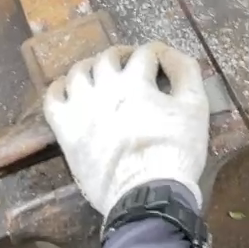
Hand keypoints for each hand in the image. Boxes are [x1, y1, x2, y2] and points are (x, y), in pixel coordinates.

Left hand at [43, 42, 209, 213]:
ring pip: (78, 72)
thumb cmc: (175, 151)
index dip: (156, 54)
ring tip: (101, 76)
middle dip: (123, 56)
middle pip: (108, 57)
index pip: (145, 52)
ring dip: (91, 68)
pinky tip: (70, 91)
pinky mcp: (65, 130)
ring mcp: (80, 107)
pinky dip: (60, 88)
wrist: (148, 195)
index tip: (161, 62)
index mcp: (135, 79)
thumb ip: (186, 72)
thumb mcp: (195, 107)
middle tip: (132, 66)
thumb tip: (170, 54)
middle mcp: (103, 86)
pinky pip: (52, 98)